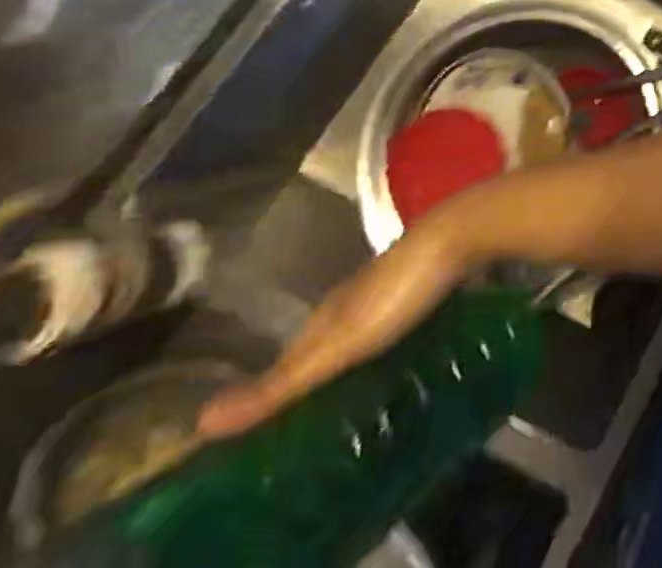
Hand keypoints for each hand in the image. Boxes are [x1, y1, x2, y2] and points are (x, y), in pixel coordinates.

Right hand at [198, 225, 472, 438]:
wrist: (463, 234)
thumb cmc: (400, 290)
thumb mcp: (340, 343)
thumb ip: (282, 381)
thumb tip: (199, 425)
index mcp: (329, 312)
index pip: (290, 356)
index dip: (276, 389)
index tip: (266, 427)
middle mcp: (359, 294)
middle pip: (330, 338)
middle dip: (321, 371)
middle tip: (321, 413)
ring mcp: (401, 282)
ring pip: (372, 323)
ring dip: (366, 352)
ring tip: (365, 388)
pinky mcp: (438, 277)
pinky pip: (411, 313)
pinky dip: (405, 334)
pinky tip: (414, 350)